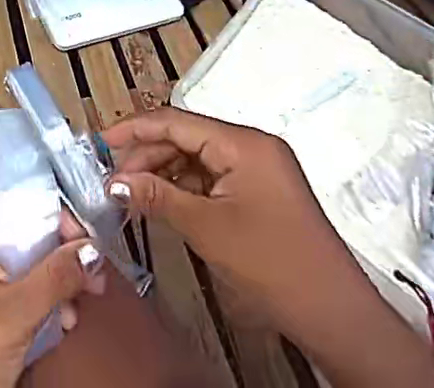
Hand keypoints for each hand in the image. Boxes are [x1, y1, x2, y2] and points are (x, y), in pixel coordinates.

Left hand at [0, 214, 105, 387]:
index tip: (83, 233)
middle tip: (93, 270)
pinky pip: (34, 292)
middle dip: (66, 253)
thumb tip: (93, 248)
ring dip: (64, 281)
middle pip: (34, 233)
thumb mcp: (14, 312)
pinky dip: (53, 302)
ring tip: (82, 300)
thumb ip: (55, 276)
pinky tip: (64, 320)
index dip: (56, 213)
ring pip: (38, 264)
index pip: (22, 202)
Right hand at [103, 108, 429, 379]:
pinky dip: (185, 188)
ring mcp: (258, 167)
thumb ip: (157, 196)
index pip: (177, 121)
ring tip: (131, 194)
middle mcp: (252, 145)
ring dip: (164, 173)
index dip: (136, 129)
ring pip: (198, 158)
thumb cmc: (273, 264)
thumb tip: (115, 182)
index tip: (101, 142)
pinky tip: (162, 202)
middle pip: (187, 137)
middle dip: (147, 156)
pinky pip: (213, 177)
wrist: (332, 311)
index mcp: (243, 142)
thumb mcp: (207, 228)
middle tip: (112, 180)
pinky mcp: (260, 190)